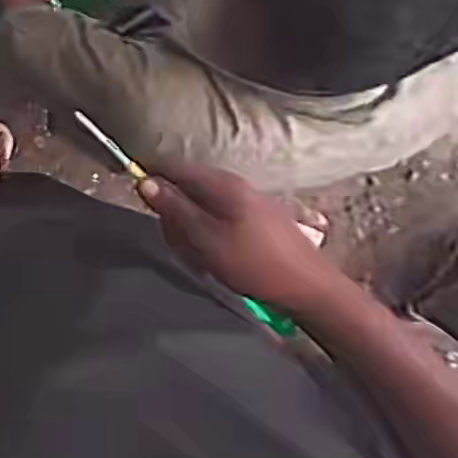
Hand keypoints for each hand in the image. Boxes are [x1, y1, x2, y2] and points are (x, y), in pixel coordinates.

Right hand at [137, 165, 359, 316]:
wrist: (313, 291)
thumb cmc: (256, 264)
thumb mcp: (205, 238)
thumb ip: (173, 207)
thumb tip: (144, 181)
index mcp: (222, 184)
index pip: (171, 166)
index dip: (151, 181)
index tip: (143, 205)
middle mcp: (234, 185)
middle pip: (183, 187)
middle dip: (173, 214)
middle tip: (179, 242)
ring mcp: (247, 201)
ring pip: (198, 205)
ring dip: (189, 228)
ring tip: (199, 255)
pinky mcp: (256, 218)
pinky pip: (216, 217)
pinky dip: (206, 234)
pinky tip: (214, 256)